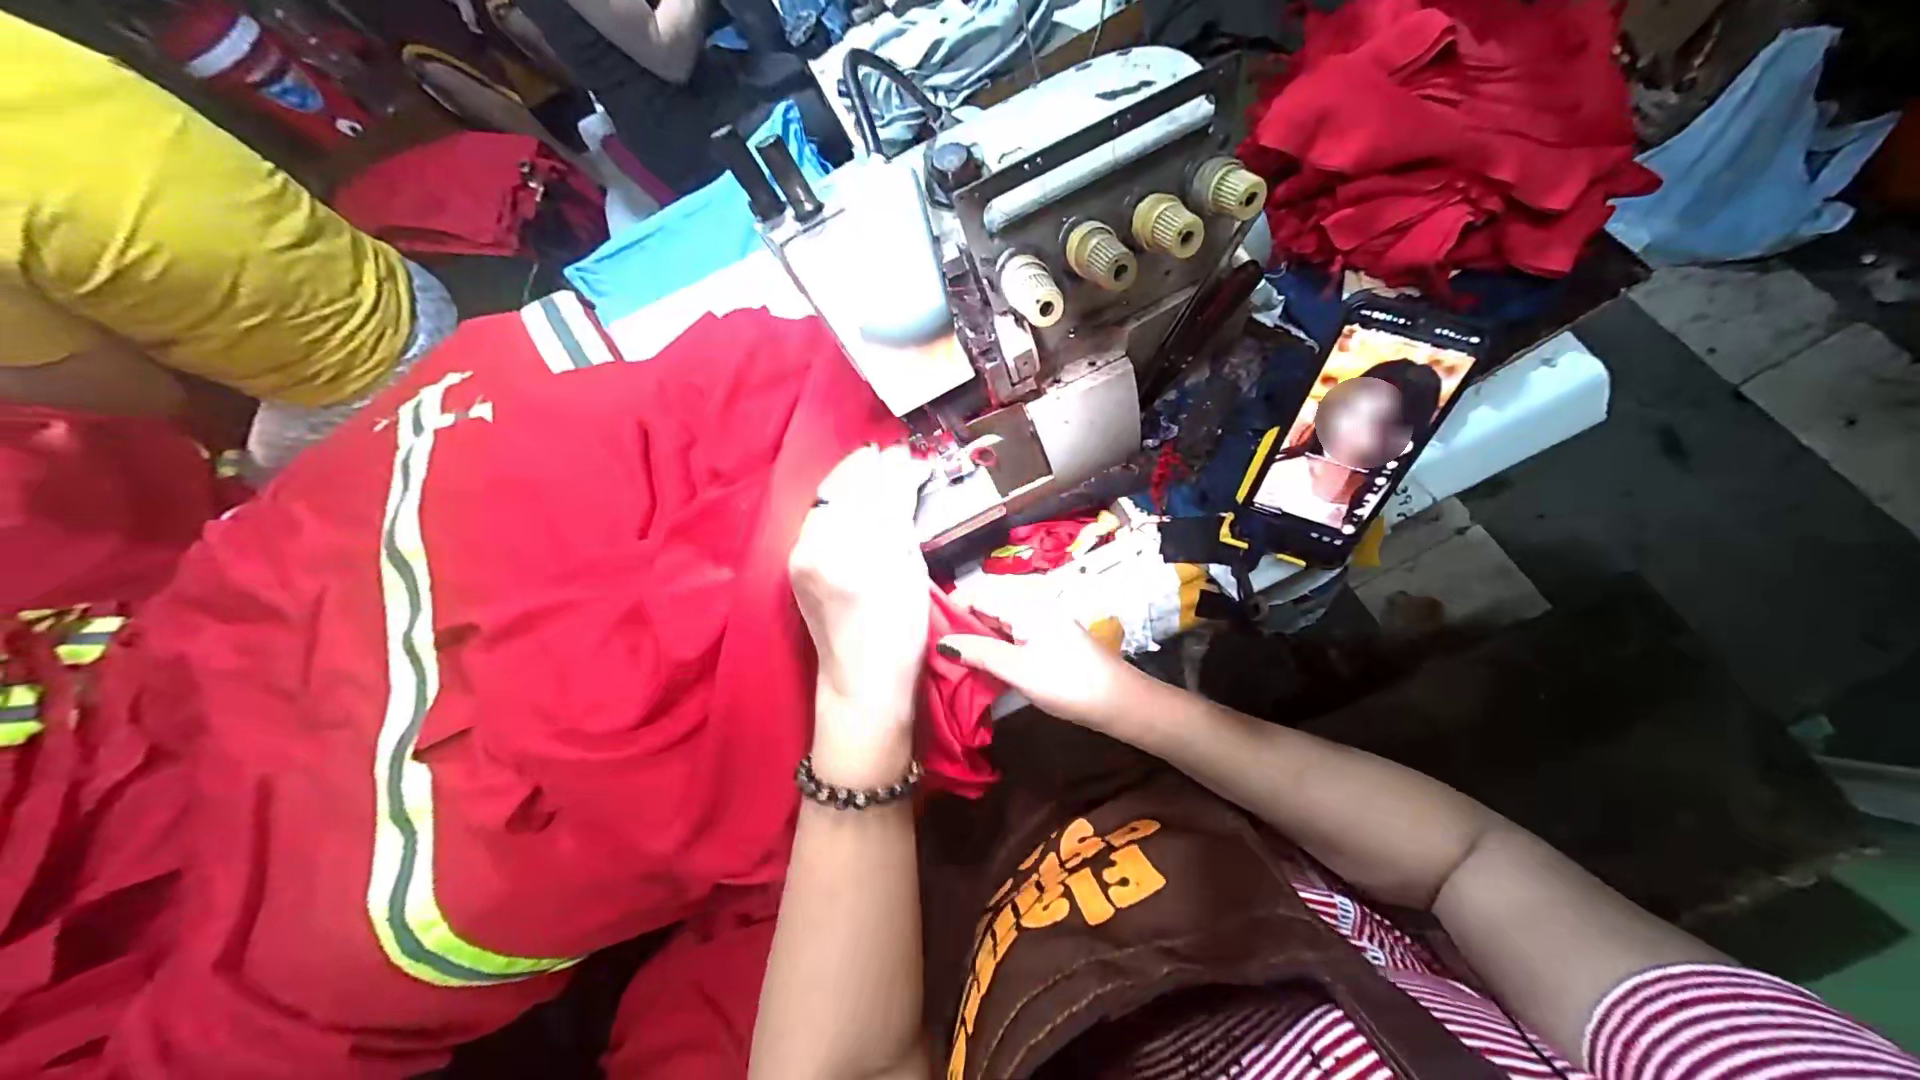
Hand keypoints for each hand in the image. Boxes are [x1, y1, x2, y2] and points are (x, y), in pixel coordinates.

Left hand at [790, 445, 932, 781]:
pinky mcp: (794, 564)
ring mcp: (801, 556)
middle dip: (872, 468)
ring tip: (875, 470)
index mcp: (859, 556)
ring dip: (852, 480)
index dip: (895, 470)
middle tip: (893, 457)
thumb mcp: (910, 574)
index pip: (879, 493)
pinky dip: (837, 501)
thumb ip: (902, 524)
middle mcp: (821, 551)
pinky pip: (818, 517)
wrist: (858, 682)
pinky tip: (854, 498)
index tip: (909, 457)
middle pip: (848, 489)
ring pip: (829, 499)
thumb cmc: (899, 638)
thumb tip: (903, 481)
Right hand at [936, 598, 1151, 732]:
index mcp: (1026, 605)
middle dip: (960, 624)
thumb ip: (980, 653)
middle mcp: (1032, 607)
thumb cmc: (1068, 683)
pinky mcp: (1047, 641)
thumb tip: (943, 643)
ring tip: (951, 658)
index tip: (927, 628)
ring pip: (998, 623)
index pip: (978, 593)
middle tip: (934, 648)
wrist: (1120, 702)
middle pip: (987, 606)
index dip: (951, 606)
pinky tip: (981, 665)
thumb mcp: (1019, 670)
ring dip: (976, 638)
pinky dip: (993, 647)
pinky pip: (1011, 635)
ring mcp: (1041, 624)